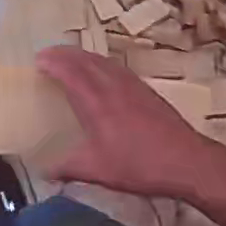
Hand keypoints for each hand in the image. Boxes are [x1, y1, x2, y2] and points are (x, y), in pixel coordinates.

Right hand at [38, 45, 225, 201]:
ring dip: (81, 55)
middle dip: (63, 53)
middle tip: (47, 55)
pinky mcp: (145, 89)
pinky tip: (101, 71)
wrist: (187, 161)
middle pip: (84, 59)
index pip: (70, 71)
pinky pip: (115, 66)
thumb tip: (43, 172)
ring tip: (68, 58)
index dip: (52, 62)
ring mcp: (131, 84)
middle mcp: (112, 85)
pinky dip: (99, 62)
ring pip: (101, 60)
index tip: (37, 60)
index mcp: (96, 102)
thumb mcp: (98, 171)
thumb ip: (68, 168)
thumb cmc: (139, 165)